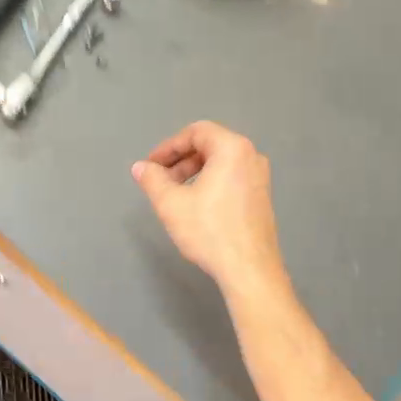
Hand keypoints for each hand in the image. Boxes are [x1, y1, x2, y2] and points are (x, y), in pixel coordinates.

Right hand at [132, 122, 288, 292]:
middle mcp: (251, 156)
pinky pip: (231, 178)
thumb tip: (140, 167)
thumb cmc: (209, 231)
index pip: (196, 132)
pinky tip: (196, 207)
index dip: (168, 147)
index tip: (151, 166)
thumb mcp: (171, 204)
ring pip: (220, 164)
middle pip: (210, 145)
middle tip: (160, 181)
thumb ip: (152, 180)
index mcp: (232, 149)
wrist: (248, 268)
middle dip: (180, 161)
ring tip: (174, 196)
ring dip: (193, 173)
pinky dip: (209, 183)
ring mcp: (260, 177)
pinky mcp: (261, 197)